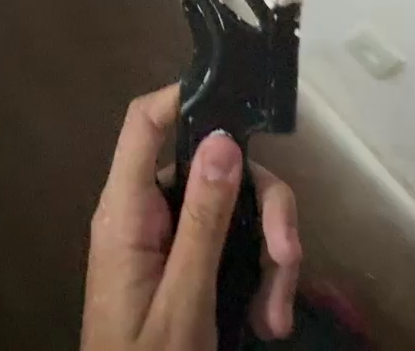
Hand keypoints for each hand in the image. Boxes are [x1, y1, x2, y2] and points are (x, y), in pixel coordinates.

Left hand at [82, 85, 302, 349]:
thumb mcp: (183, 301)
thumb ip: (203, 220)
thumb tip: (222, 139)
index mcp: (127, 210)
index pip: (144, 124)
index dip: (183, 97)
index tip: (237, 100)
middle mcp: (148, 211)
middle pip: (212, 165)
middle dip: (261, 205)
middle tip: (288, 257)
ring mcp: (172, 237)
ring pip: (235, 205)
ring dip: (269, 252)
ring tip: (276, 312)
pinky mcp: (191, 262)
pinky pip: (234, 242)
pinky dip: (260, 274)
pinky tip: (269, 317)